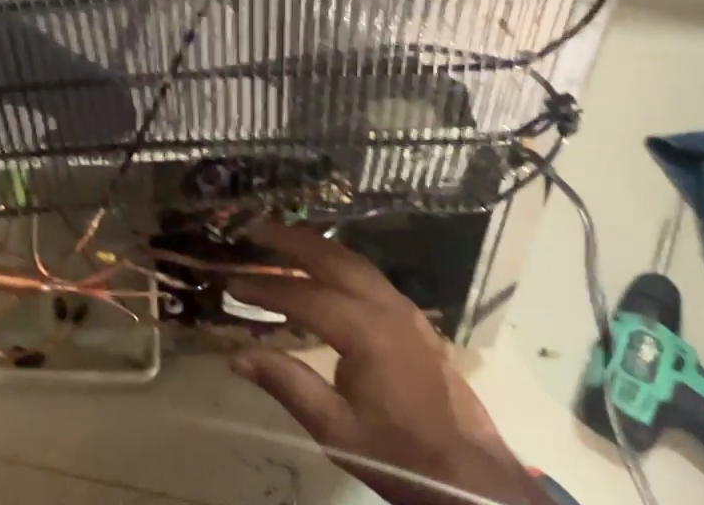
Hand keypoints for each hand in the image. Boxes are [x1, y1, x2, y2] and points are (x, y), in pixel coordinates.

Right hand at [228, 223, 546, 504]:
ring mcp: (407, 311)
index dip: (265, 289)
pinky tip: (323, 269)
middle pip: (333, 259)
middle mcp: (388, 308)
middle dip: (291, 241)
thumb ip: (286, 384)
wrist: (471, 475)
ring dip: (316, 247)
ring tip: (281, 240)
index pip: (304, 296)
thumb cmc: (399, 453)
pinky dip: (339, 263)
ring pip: (355, 262)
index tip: (232, 283)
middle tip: (254, 229)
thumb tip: (237, 356)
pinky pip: (371, 276)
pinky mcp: (416, 321)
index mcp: (366, 331)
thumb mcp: (335, 428)